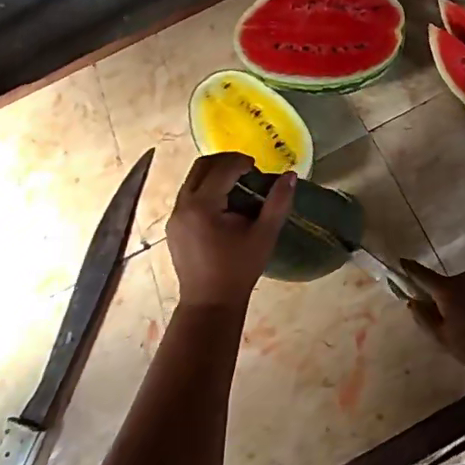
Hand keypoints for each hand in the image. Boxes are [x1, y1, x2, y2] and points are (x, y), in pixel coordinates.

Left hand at [165, 153, 294, 308]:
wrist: (210, 303)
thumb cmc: (239, 269)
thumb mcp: (264, 235)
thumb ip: (278, 202)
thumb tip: (290, 175)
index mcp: (202, 205)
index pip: (221, 169)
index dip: (240, 162)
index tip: (257, 167)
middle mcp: (182, 206)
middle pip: (201, 167)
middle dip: (225, 161)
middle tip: (247, 169)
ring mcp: (174, 217)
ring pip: (192, 180)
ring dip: (214, 175)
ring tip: (238, 185)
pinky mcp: (173, 227)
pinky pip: (188, 196)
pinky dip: (205, 189)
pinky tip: (224, 205)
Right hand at [400, 258, 464, 371]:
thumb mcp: (445, 339)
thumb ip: (425, 320)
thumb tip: (413, 302)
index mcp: (446, 289)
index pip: (421, 274)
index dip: (409, 269)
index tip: (401, 263)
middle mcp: (464, 279)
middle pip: (443, 287)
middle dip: (439, 301)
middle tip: (442, 325)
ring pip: (462, 293)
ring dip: (459, 306)